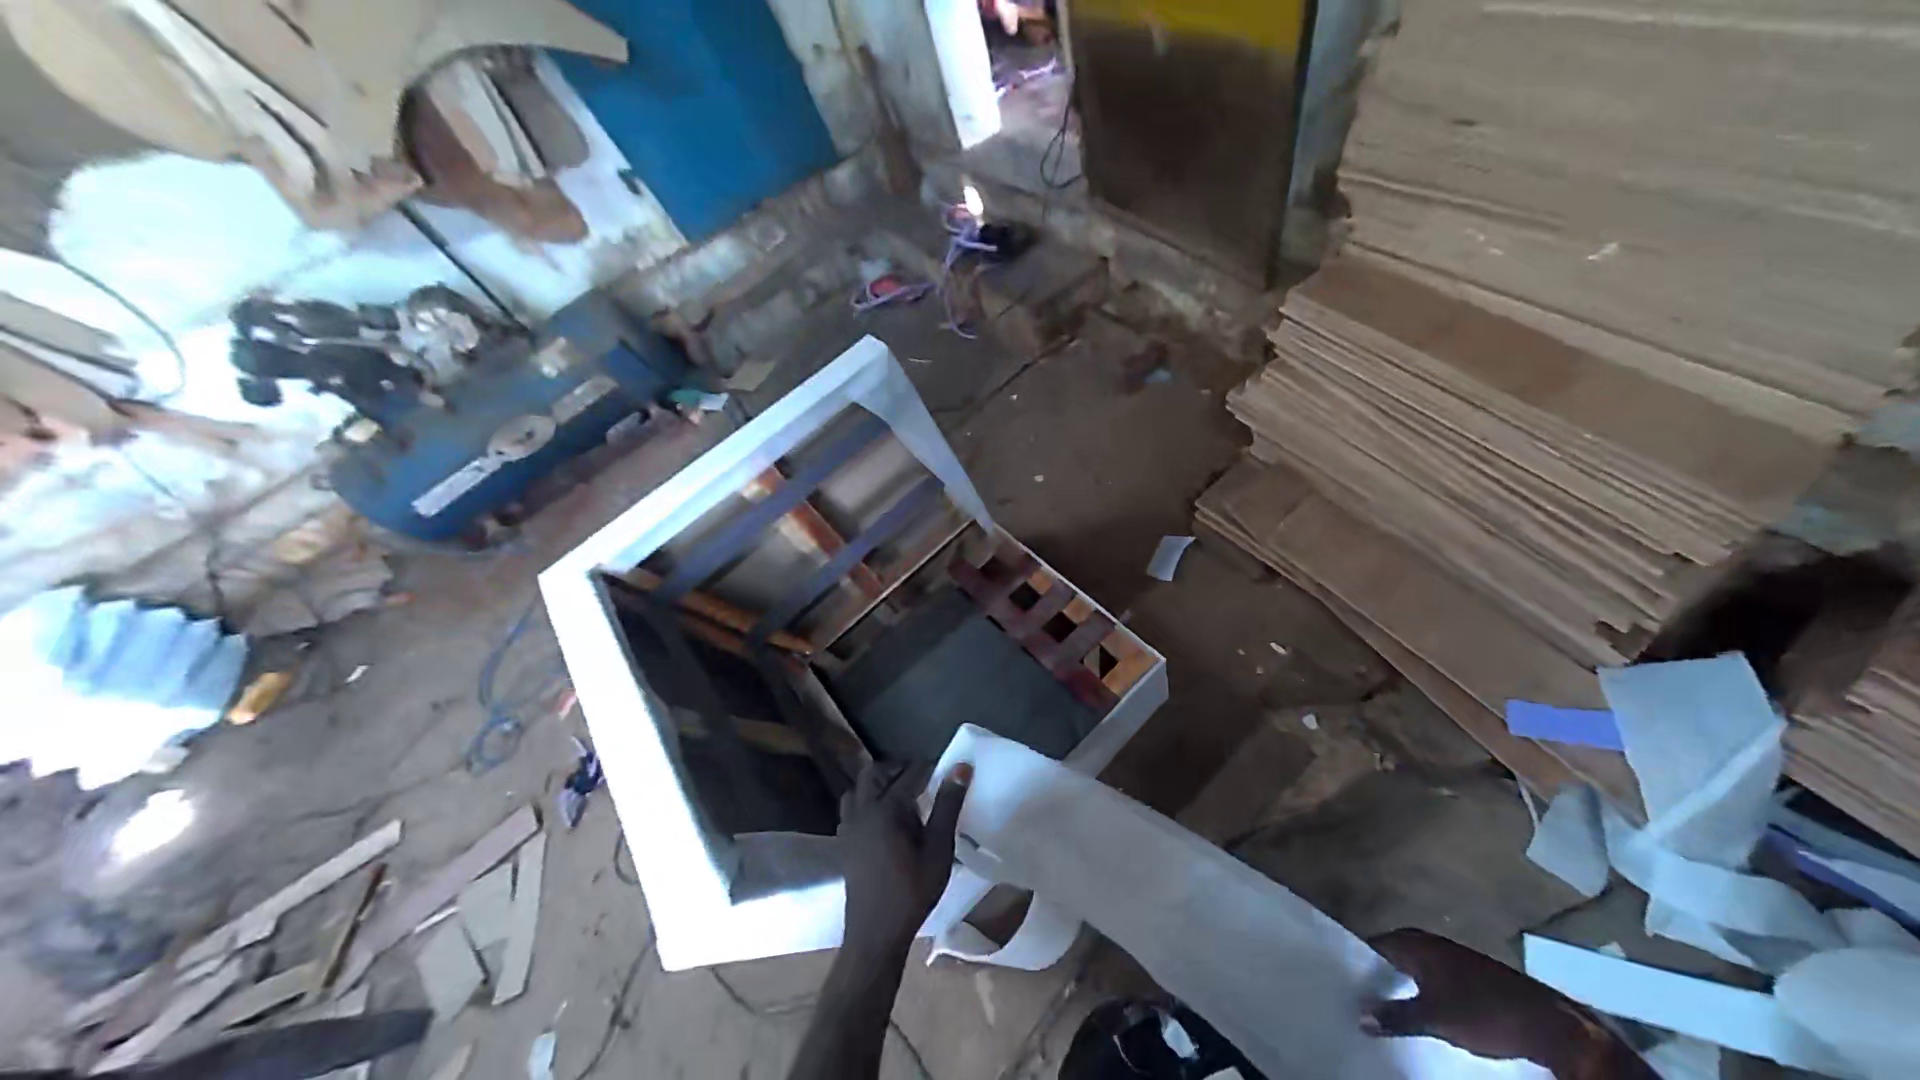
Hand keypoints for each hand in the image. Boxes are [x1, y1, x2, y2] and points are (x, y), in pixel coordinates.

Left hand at [838, 761, 970, 955]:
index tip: (945, 770)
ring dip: (878, 784)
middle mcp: (863, 809)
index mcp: (887, 807)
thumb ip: (948, 804)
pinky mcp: (844, 841)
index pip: (910, 772)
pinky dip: (866, 802)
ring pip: (859, 788)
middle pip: (875, 772)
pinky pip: (851, 807)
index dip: (929, 768)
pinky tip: (882, 820)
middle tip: (922, 781)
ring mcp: (849, 825)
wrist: (876, 931)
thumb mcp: (939, 847)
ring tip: (901, 797)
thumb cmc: (913, 889)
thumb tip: (960, 767)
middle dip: (898, 769)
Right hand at [1364, 930, 1628, 1072]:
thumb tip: (1358, 1017)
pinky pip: (1428, 983)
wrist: (1550, 1025)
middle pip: (1388, 959)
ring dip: (1397, 991)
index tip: (1338, 986)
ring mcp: (1449, 960)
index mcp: (1414, 942)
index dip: (1353, 966)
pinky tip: (1414, 1017)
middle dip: (1373, 980)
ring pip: (1410, 973)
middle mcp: (1427, 943)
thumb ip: (1396, 1016)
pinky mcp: (1465, 979)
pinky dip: (1417, 997)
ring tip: (1379, 1013)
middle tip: (1353, 1001)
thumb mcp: (1436, 1018)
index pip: (1370, 947)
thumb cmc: (1485, 1012)